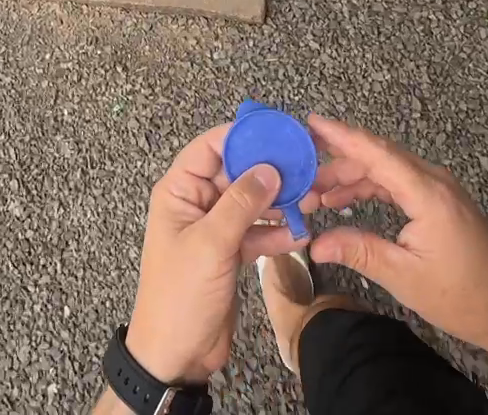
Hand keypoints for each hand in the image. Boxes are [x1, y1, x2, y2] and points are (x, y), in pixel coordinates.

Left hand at [125, 124, 310, 383]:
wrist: (175, 355)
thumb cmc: (180, 296)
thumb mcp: (211, 244)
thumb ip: (241, 204)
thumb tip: (269, 168)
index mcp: (179, 191)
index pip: (210, 147)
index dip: (242, 136)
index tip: (277, 133)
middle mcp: (196, 202)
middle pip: (236, 172)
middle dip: (269, 171)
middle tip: (305, 168)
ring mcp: (214, 227)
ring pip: (250, 202)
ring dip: (279, 202)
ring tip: (312, 199)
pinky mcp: (229, 251)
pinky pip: (256, 231)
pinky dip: (276, 231)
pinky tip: (300, 233)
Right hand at [306, 114, 487, 364]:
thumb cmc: (464, 297)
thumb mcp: (405, 278)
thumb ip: (359, 251)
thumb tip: (315, 243)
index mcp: (428, 194)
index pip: (376, 153)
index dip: (341, 135)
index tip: (311, 122)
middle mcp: (434, 181)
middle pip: (377, 157)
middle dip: (337, 162)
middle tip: (302, 175)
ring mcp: (438, 189)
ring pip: (385, 169)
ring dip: (351, 177)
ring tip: (316, 194)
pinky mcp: (439, 201)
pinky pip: (397, 182)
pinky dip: (369, 187)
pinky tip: (345, 201)